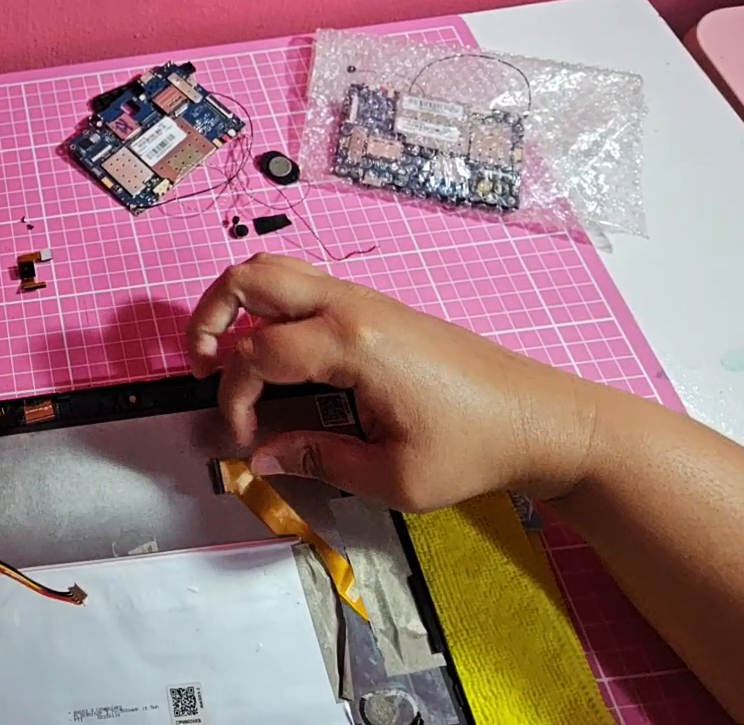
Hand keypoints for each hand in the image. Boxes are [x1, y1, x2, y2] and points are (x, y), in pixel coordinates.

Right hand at [187, 253, 606, 511]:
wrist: (542, 418)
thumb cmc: (475, 449)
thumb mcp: (394, 477)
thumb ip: (316, 459)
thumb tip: (261, 457)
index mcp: (350, 342)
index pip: (257, 354)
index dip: (233, 397)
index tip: (243, 436)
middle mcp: (347, 305)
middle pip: (247, 279)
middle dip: (208, 318)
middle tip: (202, 364)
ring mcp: (358, 297)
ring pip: (270, 267)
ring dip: (233, 302)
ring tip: (225, 347)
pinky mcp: (368, 303)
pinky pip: (297, 280)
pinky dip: (264, 303)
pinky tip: (270, 344)